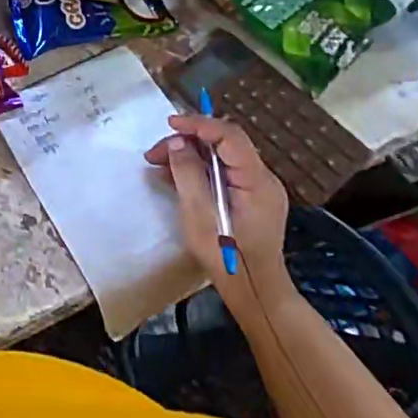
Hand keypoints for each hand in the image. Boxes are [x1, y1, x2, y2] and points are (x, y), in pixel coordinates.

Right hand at [144, 115, 290, 286]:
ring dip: (188, 155)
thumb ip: (187, 173)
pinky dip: (198, 168)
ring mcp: (257, 188)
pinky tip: (174, 175)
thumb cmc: (226, 255)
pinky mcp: (249, 198)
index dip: (199, 124)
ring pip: (220, 156)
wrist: (255, 293)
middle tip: (155, 153)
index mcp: (257, 181)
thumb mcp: (199, 214)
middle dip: (187, 141)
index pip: (230, 136)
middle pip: (223, 144)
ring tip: (158, 164)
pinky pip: (222, 171)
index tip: (170, 124)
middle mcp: (262, 179)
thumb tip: (176, 142)